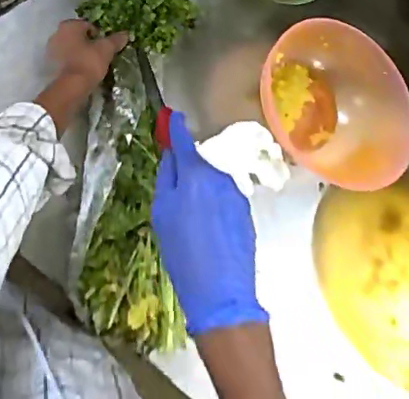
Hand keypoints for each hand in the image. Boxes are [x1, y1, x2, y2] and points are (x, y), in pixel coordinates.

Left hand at [35, 20, 127, 131]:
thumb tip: (126, 34)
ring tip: (91, 65)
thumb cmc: (88, 62)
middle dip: (88, 44)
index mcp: (69, 25)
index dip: (99, 35)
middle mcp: (57, 33)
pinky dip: (72, 63)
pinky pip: (65, 60)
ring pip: (70, 48)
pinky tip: (81, 72)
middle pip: (77, 36)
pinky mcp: (49, 64)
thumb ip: (115, 40)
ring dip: (79, 53)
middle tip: (99, 56)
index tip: (105, 47)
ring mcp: (51, 49)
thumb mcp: (106, 50)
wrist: (70, 88)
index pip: (88, 25)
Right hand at [153, 111, 265, 335]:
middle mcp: (219, 175)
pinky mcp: (246, 212)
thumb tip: (172, 154)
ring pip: (213, 178)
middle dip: (188, 164)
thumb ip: (167, 176)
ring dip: (202, 184)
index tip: (172, 115)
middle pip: (200, 160)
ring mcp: (236, 193)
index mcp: (195, 171)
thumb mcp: (162, 210)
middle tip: (175, 185)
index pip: (183, 139)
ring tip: (191, 212)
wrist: (222, 294)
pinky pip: (224, 195)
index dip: (176, 126)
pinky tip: (207, 224)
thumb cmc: (183, 250)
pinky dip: (214, 200)